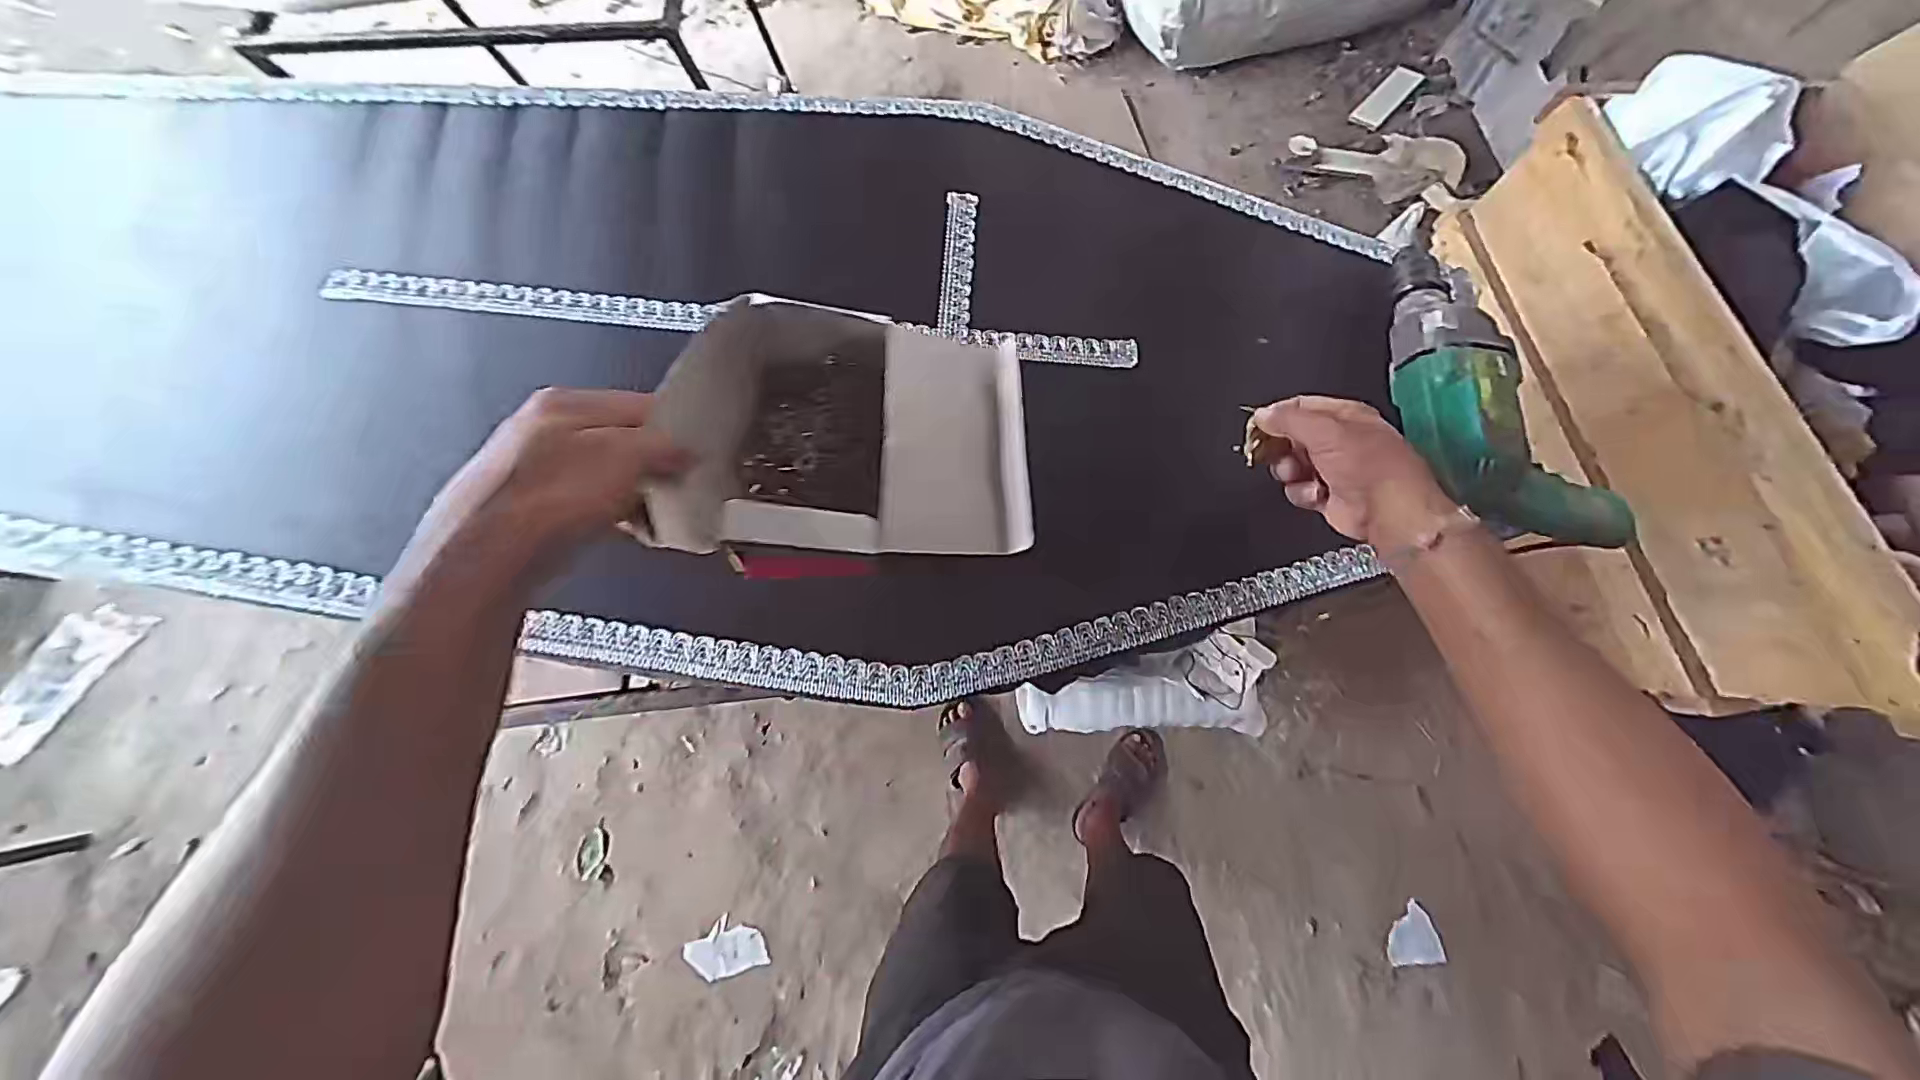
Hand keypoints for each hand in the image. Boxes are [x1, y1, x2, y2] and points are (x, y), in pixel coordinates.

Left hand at [395, 388, 688, 588]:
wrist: (490, 557)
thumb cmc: (550, 500)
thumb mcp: (625, 458)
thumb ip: (662, 446)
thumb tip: (683, 450)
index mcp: (563, 403)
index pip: (639, 405)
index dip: (674, 430)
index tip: (695, 456)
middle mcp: (544, 429)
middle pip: (622, 440)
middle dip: (653, 466)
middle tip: (675, 487)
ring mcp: (535, 469)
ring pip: (607, 474)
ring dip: (634, 493)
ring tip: (651, 514)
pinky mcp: (534, 507)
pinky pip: (589, 503)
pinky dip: (611, 514)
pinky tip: (623, 530)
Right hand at [1250, 396, 1455, 548]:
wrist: (1388, 511)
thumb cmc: (1374, 468)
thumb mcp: (1324, 432)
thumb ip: (1289, 419)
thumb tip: (1264, 414)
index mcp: (1344, 416)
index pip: (1299, 407)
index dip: (1277, 416)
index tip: (1259, 427)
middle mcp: (1339, 440)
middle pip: (1290, 438)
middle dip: (1281, 449)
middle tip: (1281, 454)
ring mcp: (1333, 468)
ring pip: (1290, 466)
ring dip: (1290, 474)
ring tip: (1304, 475)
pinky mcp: (1327, 493)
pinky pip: (1298, 490)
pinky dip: (1302, 493)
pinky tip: (1318, 493)